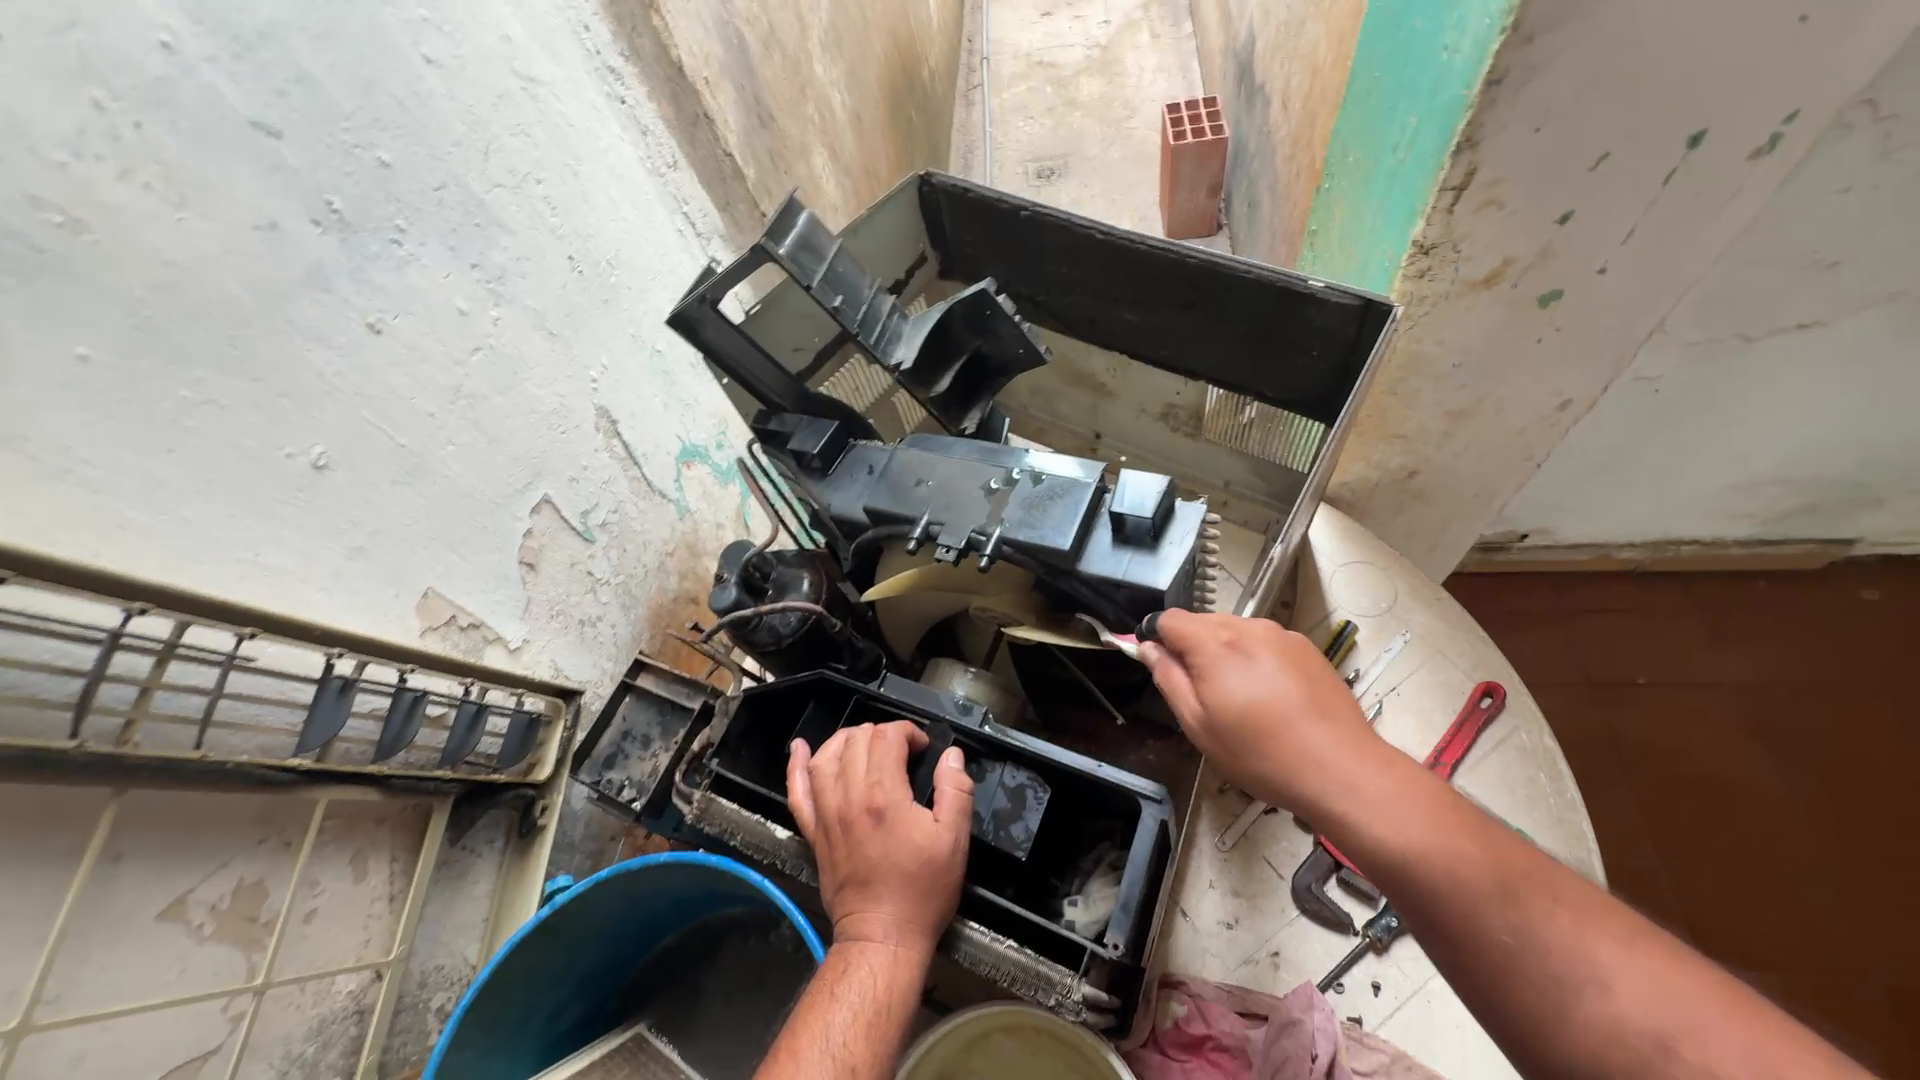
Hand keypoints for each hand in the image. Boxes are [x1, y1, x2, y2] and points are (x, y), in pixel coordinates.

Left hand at [787, 721, 972, 956]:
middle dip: (882, 734)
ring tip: (865, 743)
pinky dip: (796, 766)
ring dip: (846, 740)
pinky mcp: (813, 832)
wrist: (883, 936)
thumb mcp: (955, 841)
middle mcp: (849, 797)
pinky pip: (797, 791)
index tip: (923, 747)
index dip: (908, 732)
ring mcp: (826, 814)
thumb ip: (956, 791)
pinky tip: (801, 748)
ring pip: (826, 757)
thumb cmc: (923, 890)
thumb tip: (951, 755)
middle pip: (857, 741)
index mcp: (885, 796)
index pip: (887, 738)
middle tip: (901, 751)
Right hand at [1139, 609, 1378, 813]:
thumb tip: (1148, 648)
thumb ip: (1168, 678)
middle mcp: (1248, 627)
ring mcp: (1281, 634)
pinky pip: (1265, 642)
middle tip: (1202, 693)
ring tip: (1239, 698)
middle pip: (1202, 622)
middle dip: (1192, 648)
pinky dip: (1255, 658)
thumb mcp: (1198, 724)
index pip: (1170, 619)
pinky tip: (1270, 696)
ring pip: (1235, 631)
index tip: (1162, 666)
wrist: (1339, 768)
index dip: (1157, 638)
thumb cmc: (1259, 754)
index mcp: (1215, 644)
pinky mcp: (1306, 647)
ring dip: (1225, 653)